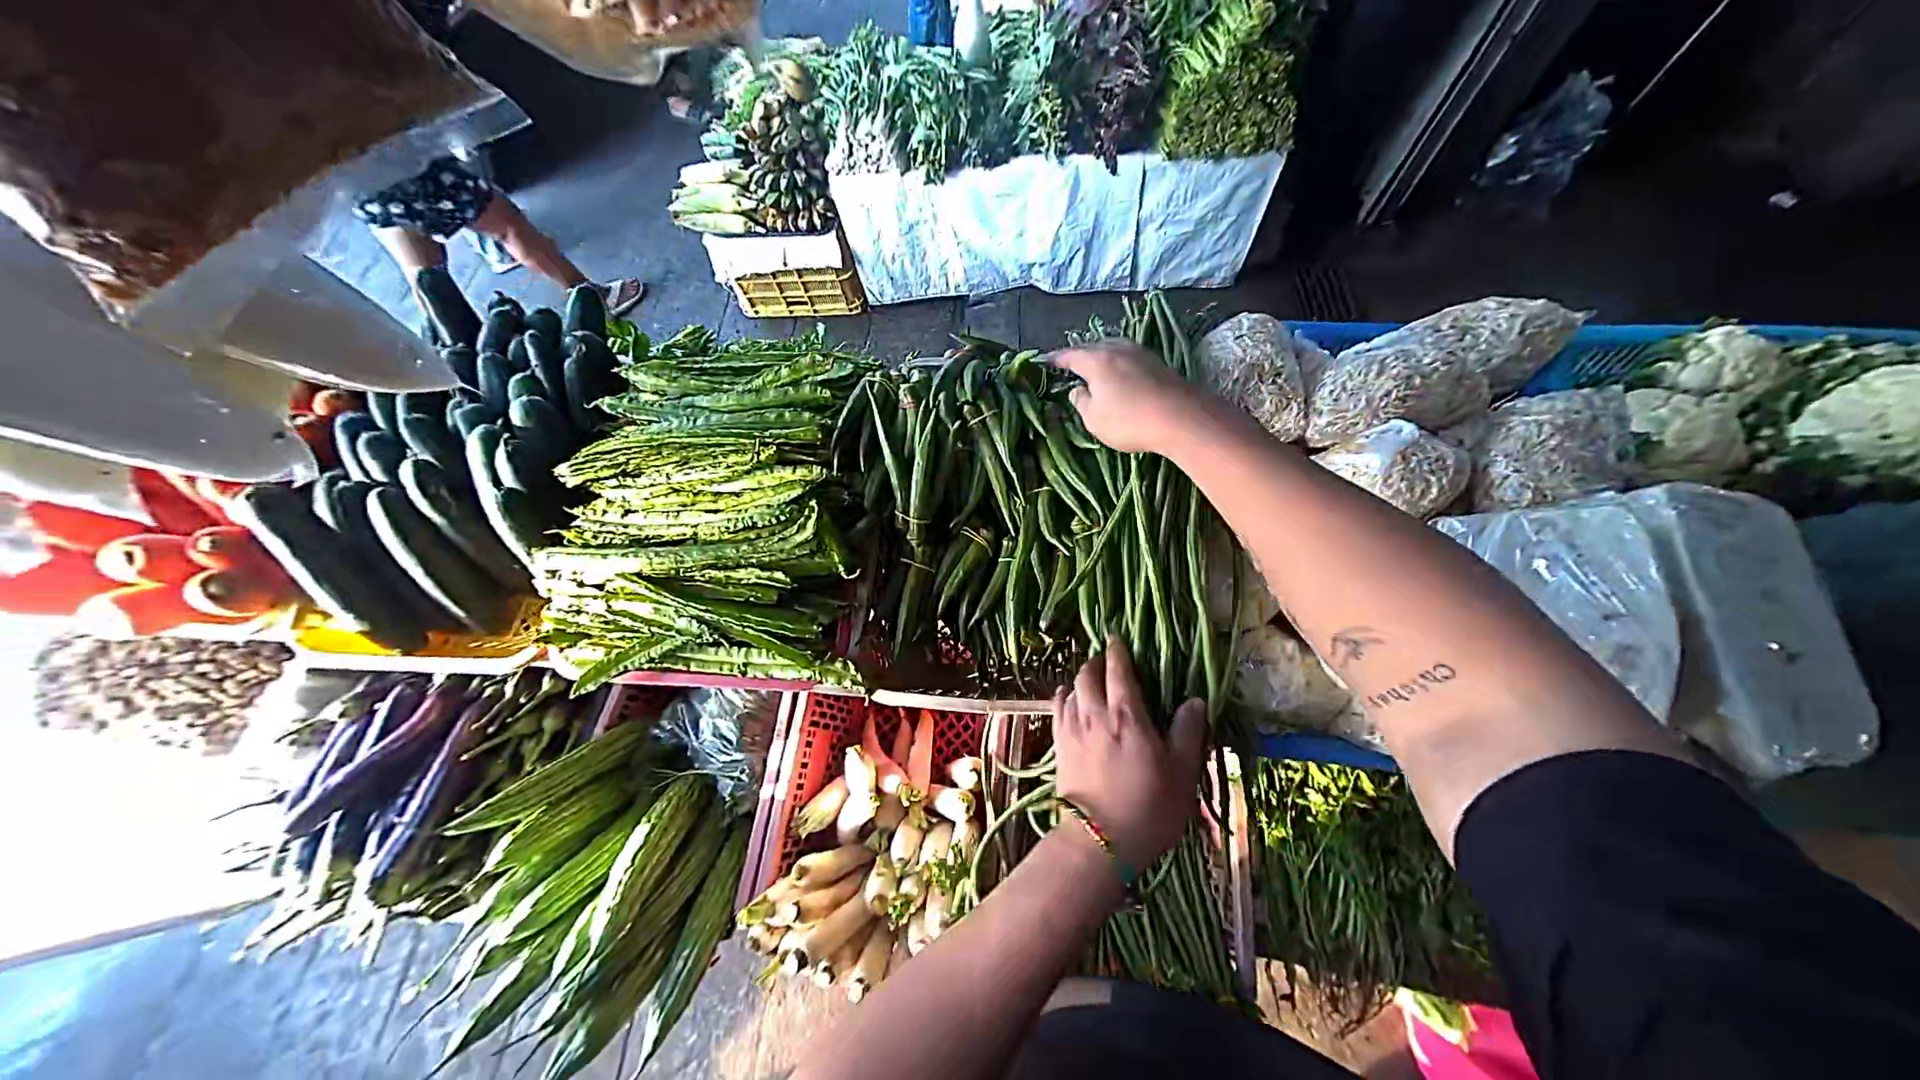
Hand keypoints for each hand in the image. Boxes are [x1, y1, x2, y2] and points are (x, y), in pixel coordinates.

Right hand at [1050, 340, 1205, 454]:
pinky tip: (1119, 376)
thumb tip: (1077, 390)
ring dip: (1101, 358)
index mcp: (1097, 361)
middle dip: (1079, 355)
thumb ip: (1081, 402)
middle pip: (1093, 347)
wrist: (1182, 418)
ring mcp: (1141, 354)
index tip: (1044, 361)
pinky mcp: (1158, 364)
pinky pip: (1129, 358)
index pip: (1070, 355)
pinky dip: (1118, 364)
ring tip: (1094, 368)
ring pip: (1113, 350)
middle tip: (1069, 365)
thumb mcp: (1094, 419)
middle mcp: (1118, 350)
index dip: (1056, 359)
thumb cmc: (1130, 420)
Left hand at [1051, 639, 1208, 872]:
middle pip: (1087, 674)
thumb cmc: (1149, 807)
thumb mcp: (1182, 772)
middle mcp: (1094, 713)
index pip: (1118, 670)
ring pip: (1070, 689)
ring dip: (1080, 679)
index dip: (1117, 651)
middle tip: (1108, 662)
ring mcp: (1072, 729)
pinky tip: (1071, 701)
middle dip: (1097, 662)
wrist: (1100, 841)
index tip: (1117, 639)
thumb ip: (1187, 732)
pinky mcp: (1058, 746)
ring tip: (1091, 681)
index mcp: (1126, 715)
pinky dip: (1064, 697)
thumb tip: (1195, 700)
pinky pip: (1058, 709)